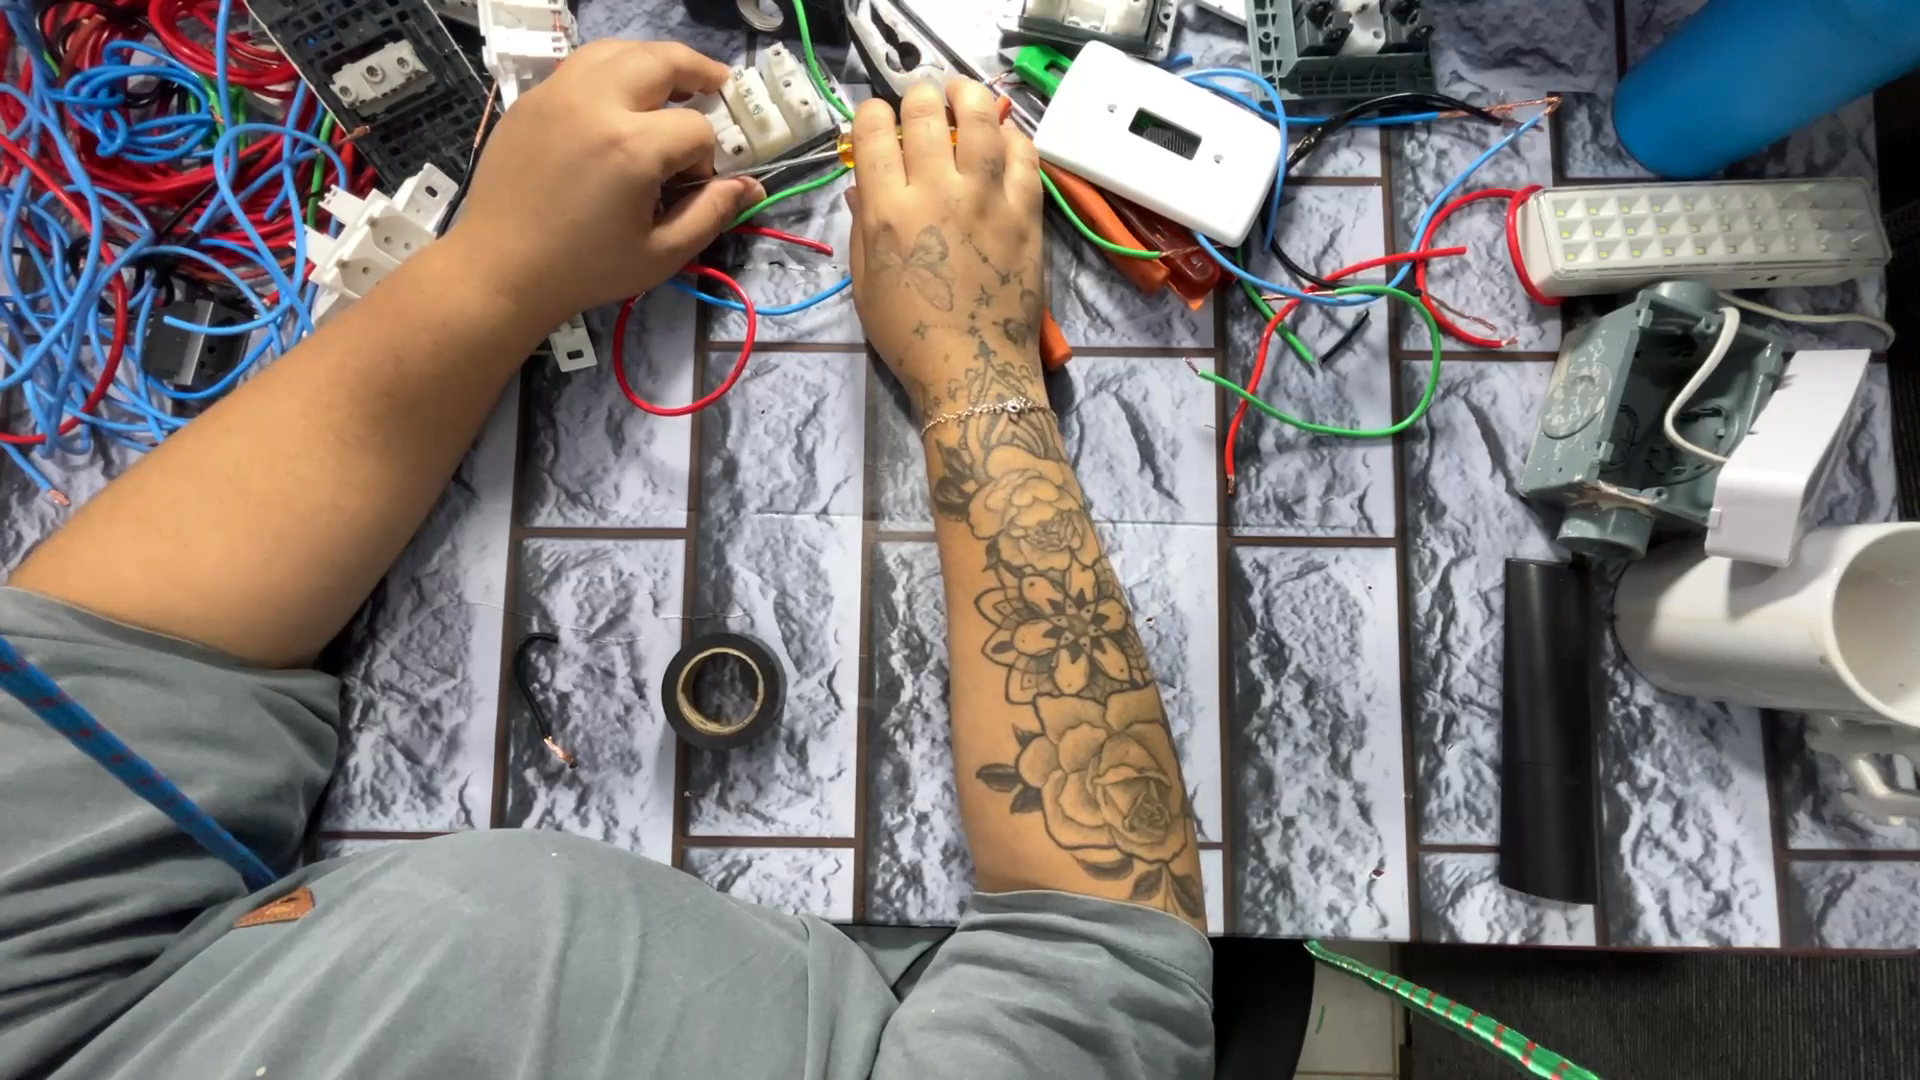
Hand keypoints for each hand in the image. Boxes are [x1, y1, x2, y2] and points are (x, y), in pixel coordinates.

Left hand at [443, 40, 764, 327]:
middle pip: (660, 60)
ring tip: (674, 81)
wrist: (505, 266)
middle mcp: (595, 103)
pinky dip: (615, 71)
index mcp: (631, 147)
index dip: (706, 159)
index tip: (691, 188)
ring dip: (654, 61)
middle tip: (718, 83)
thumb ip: (712, 214)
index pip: (695, 129)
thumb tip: (752, 187)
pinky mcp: (534, 99)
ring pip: (618, 49)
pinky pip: (584, 66)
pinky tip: (625, 100)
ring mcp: (558, 93)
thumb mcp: (663, 253)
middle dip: (697, 70)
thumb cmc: (590, 268)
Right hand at [848, 79, 1045, 418]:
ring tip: (964, 95)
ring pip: (980, 118)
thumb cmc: (912, 340)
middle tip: (923, 106)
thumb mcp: (866, 289)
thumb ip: (863, 230)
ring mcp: (987, 200)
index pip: (874, 130)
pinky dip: (1011, 137)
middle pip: (925, 111)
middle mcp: (936, 192)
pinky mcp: (1025, 215)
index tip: (878, 123)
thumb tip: (864, 186)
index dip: (872, 114)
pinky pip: (1024, 156)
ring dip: (968, 96)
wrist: (974, 371)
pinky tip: (1002, 138)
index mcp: (888, 212)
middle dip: (918, 98)